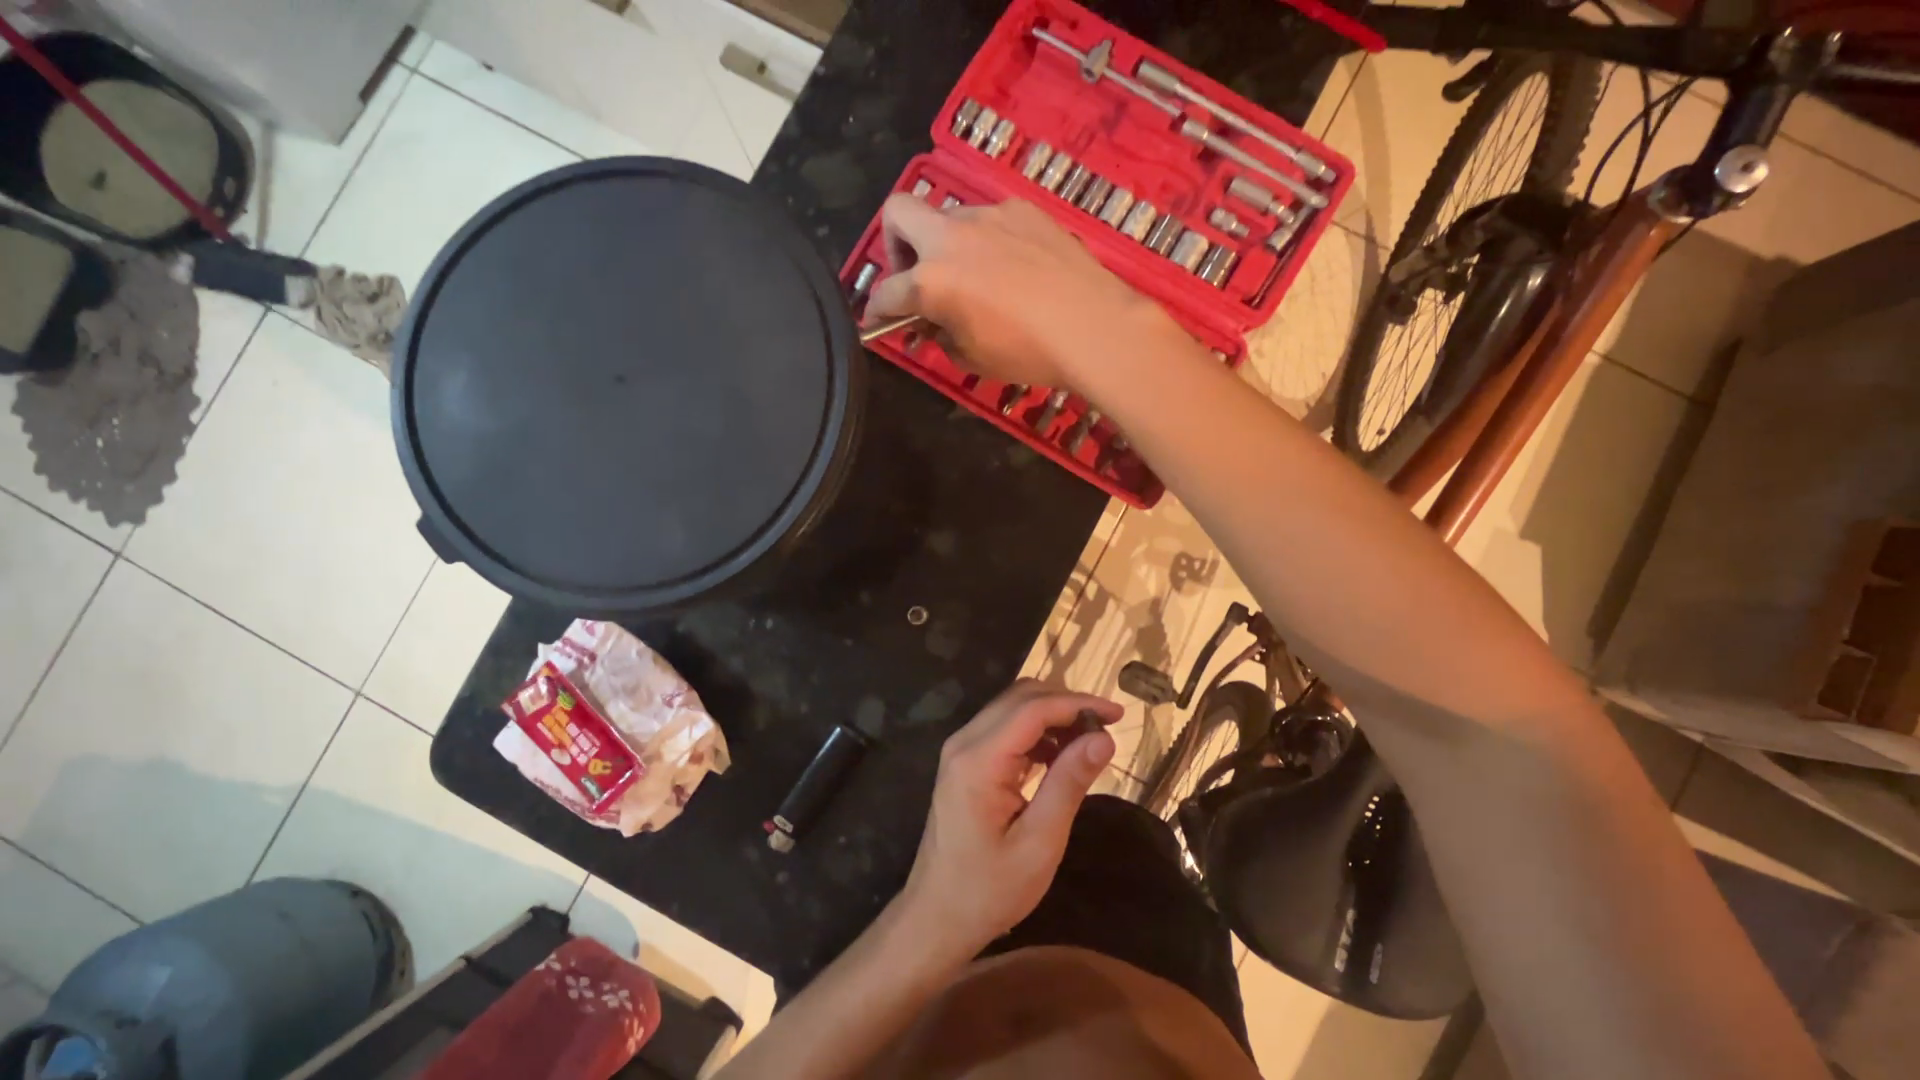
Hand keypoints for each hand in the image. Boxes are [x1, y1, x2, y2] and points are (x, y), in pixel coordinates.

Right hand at [864, 196, 1180, 391]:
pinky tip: (1014, 269)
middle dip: (895, 245)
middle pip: (898, 212)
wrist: (1095, 325)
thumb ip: (942, 335)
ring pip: (951, 218)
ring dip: (949, 246)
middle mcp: (952, 237)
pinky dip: (989, 242)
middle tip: (916, 277)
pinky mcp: (1025, 210)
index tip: (879, 321)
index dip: (876, 310)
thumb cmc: (1028, 352)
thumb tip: (935, 324)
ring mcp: (990, 216)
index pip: (886, 292)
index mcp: (931, 279)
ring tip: (977, 279)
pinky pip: (993, 221)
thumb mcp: (972, 357)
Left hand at [897, 680, 1121, 954]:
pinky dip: (1037, 734)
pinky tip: (1062, 758)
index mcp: (978, 761)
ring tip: (1090, 746)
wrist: (937, 917)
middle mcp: (964, 744)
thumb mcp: (1040, 842)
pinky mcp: (965, 765)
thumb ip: (1069, 783)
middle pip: (1020, 699)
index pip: (1032, 708)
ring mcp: (961, 753)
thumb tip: (1104, 738)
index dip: (1078, 704)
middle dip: (1067, 705)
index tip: (1119, 715)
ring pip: (1012, 710)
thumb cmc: (990, 889)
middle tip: (1106, 730)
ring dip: (1053, 717)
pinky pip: (1005, 731)